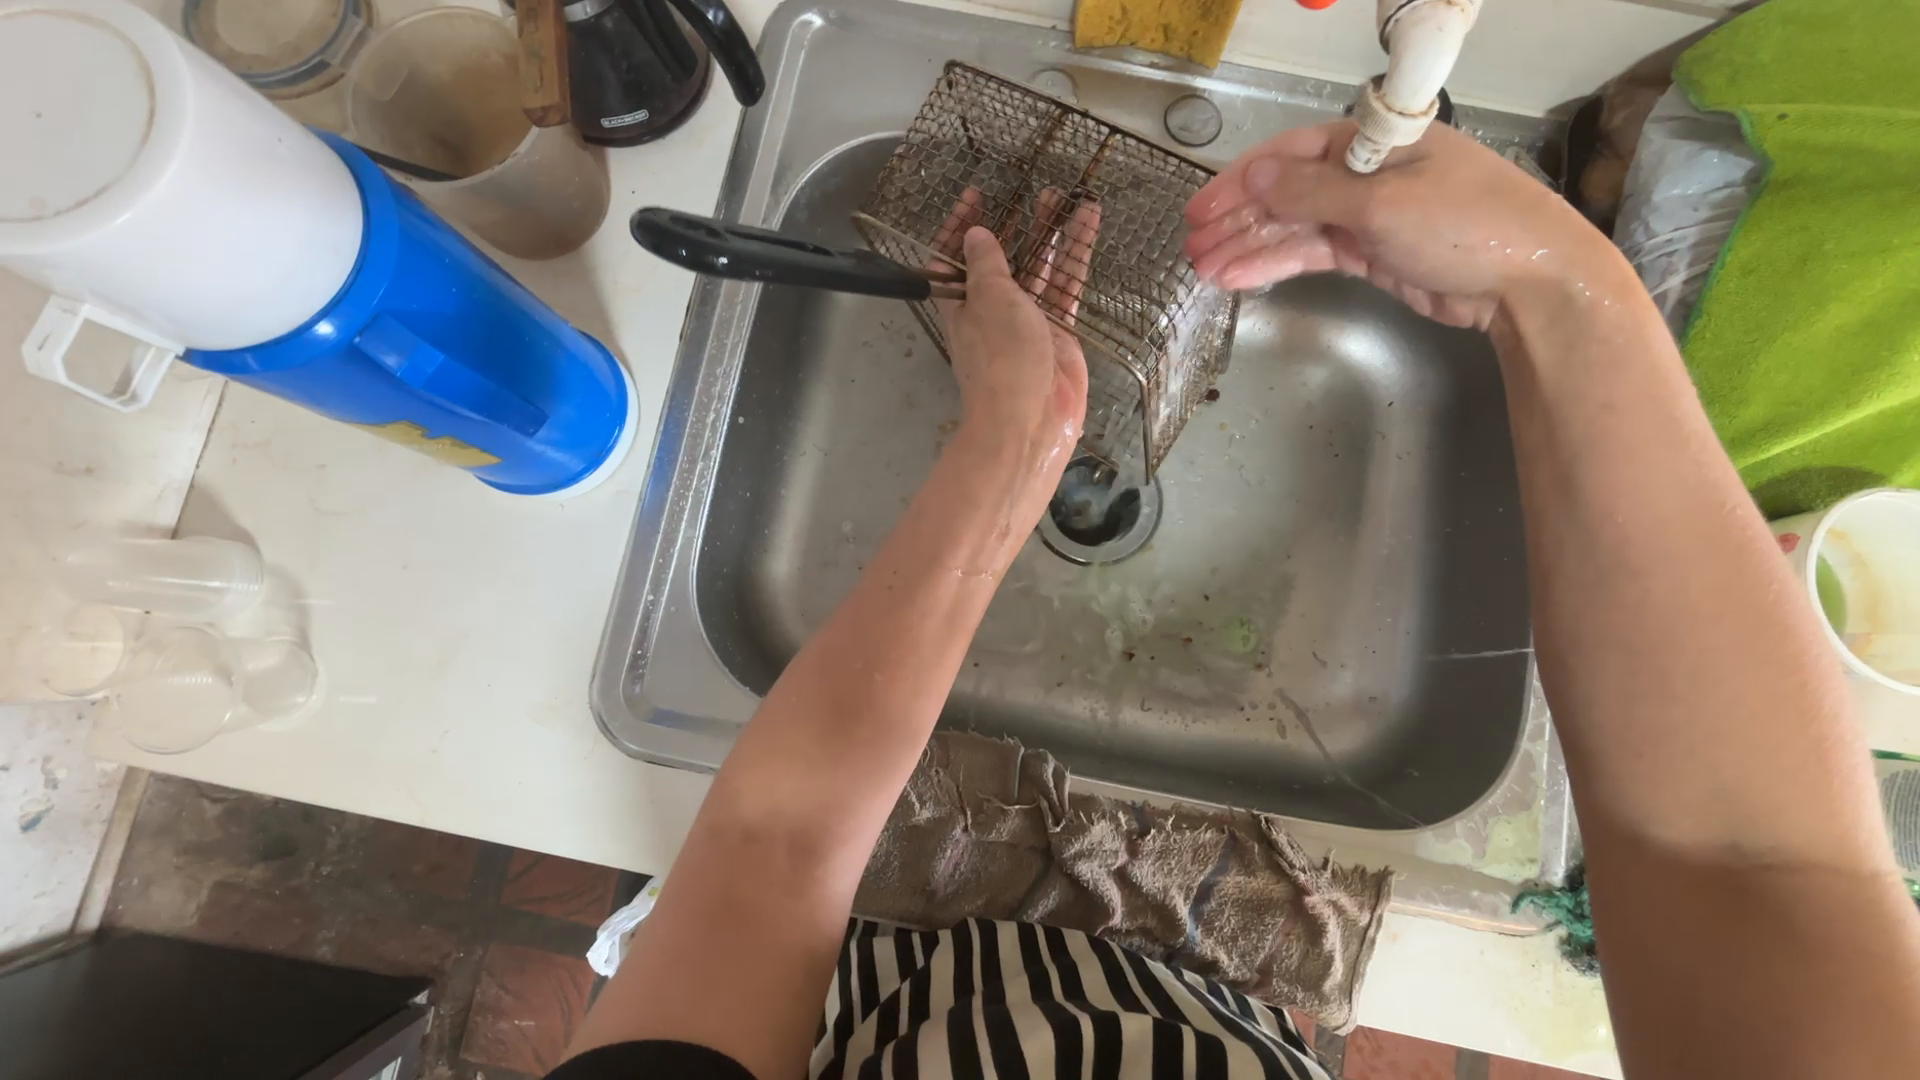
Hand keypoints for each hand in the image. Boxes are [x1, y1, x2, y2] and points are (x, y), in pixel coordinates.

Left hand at [931, 190, 1100, 476]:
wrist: (1031, 418)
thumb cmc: (1001, 357)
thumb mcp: (988, 299)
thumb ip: (987, 265)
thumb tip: (977, 236)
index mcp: (962, 305)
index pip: (953, 260)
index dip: (960, 227)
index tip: (975, 196)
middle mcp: (992, 311)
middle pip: (1004, 259)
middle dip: (1018, 225)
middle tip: (1037, 191)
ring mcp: (1028, 321)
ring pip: (1040, 268)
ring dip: (1051, 233)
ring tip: (1067, 196)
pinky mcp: (1059, 331)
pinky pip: (1067, 285)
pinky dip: (1076, 254)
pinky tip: (1088, 222)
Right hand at [1185, 121, 1613, 329]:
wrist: (1524, 281)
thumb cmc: (1464, 224)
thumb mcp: (1383, 203)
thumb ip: (1312, 192)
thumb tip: (1255, 176)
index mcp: (1372, 144)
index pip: (1290, 155)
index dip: (1240, 182)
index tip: (1199, 210)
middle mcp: (1362, 175)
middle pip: (1283, 194)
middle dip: (1236, 221)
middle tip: (1192, 248)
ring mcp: (1363, 217)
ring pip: (1290, 230)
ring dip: (1247, 249)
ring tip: (1204, 272)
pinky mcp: (1366, 255)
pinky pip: (1308, 256)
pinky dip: (1274, 267)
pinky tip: (1240, 279)